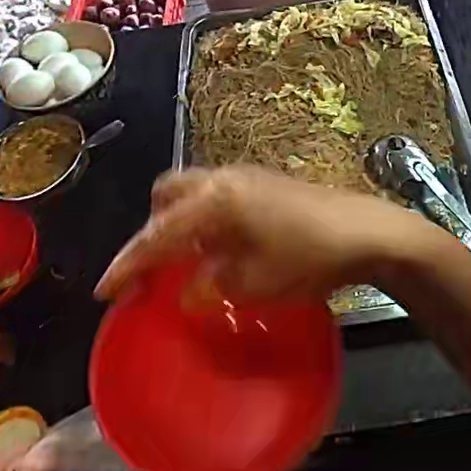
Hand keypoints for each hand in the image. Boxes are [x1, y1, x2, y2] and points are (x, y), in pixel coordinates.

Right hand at [96, 167, 451, 302]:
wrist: (366, 231)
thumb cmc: (308, 257)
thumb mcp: (253, 285)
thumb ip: (210, 289)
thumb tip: (189, 293)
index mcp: (214, 201)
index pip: (156, 235)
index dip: (127, 265)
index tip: (104, 292)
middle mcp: (225, 180)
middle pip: (168, 195)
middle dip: (153, 229)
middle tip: (152, 268)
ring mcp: (249, 177)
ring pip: (195, 192)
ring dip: (182, 222)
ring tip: (185, 261)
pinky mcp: (269, 183)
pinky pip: (221, 196)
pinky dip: (208, 219)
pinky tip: (223, 248)